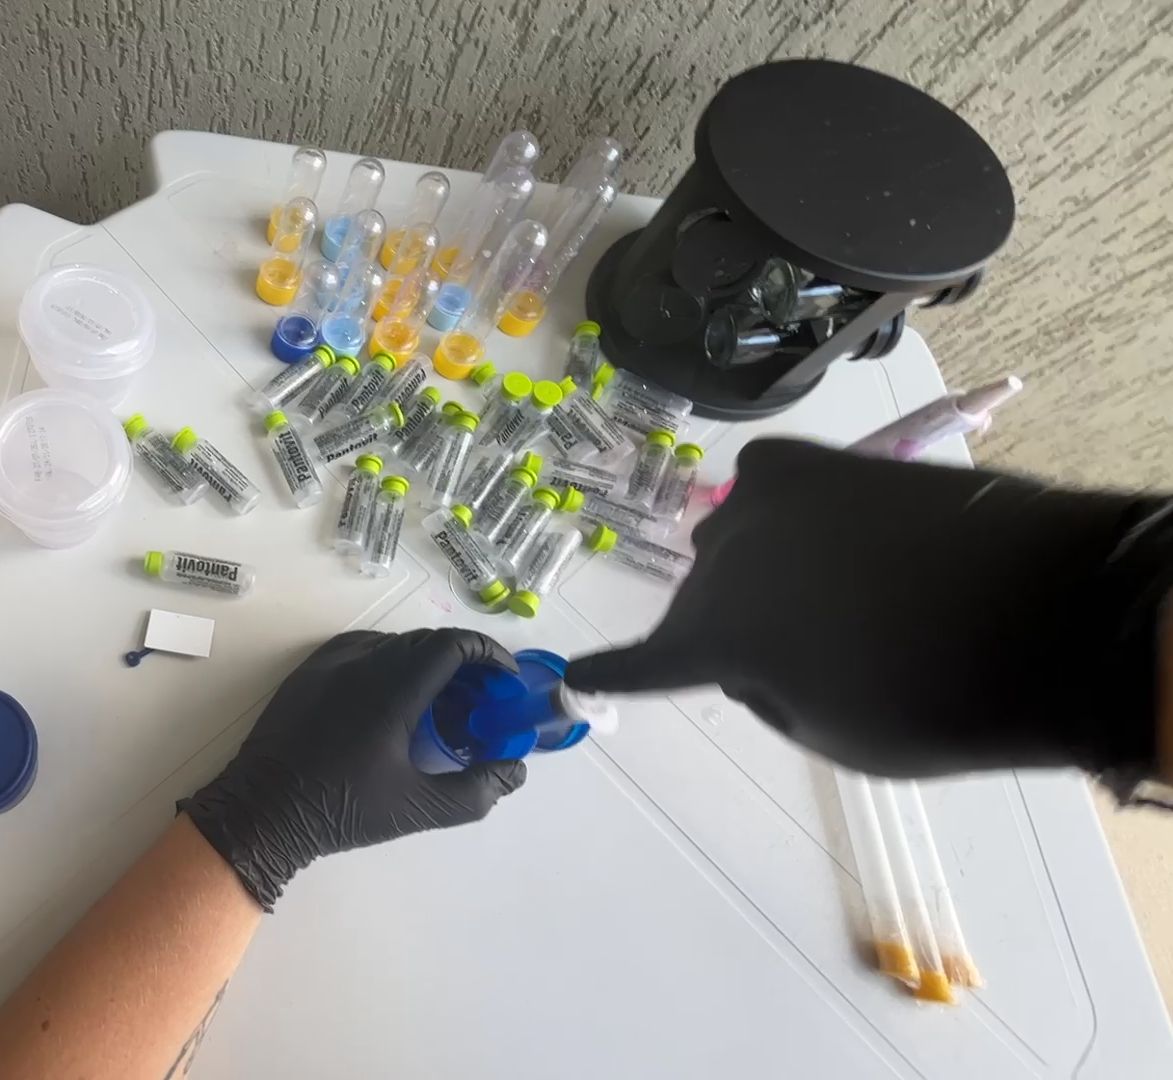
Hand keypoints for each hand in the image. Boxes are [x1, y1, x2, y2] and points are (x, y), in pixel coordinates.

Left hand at [180, 628, 527, 910]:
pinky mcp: (307, 671)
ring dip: (423, 658)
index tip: (504, 678)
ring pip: (390, 642)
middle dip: (461, 660)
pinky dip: (386, 658)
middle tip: (478, 695)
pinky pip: (357, 647)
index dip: (486, 654)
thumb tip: (514, 771)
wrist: (265, 808)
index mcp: (392, 689)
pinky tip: (391, 690)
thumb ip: (475, 790)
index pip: (450, 646)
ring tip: (438, 695)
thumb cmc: (342, 809)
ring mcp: (329, 663)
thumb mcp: (418, 808)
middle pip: (423, 641)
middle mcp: (360, 664)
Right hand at [566, 438, 1166, 779]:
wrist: (1064, 617)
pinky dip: (773, 500)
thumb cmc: (947, 702)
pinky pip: (761, 476)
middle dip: (730, 626)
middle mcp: (716, 569)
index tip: (575, 676)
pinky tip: (804, 514)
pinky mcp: (810, 468)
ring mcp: (759, 510)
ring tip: (832, 581)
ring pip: (725, 544)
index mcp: (715, 640)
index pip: (637, 663)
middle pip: (695, 601)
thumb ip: (761, 695)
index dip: (606, 674)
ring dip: (758, 568)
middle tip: (806, 645)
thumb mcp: (836, 738)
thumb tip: (742, 654)